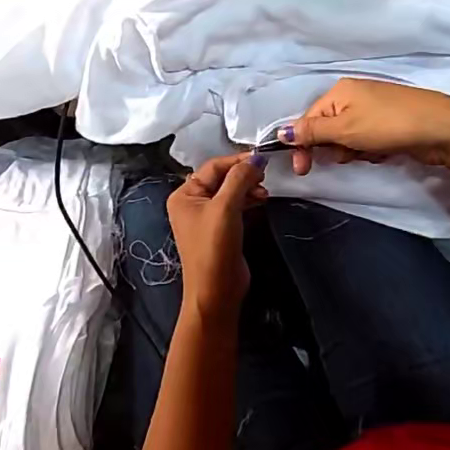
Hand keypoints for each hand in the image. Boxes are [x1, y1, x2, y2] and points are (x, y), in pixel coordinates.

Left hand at [167, 152, 268, 316]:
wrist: (216, 291)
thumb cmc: (214, 247)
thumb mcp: (226, 207)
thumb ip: (239, 179)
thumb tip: (256, 158)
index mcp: (184, 195)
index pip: (212, 167)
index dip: (237, 160)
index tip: (262, 158)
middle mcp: (191, 203)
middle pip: (221, 178)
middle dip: (243, 175)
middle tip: (265, 176)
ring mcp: (205, 217)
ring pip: (229, 192)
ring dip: (247, 188)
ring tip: (265, 192)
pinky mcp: (220, 230)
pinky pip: (234, 206)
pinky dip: (248, 200)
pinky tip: (262, 200)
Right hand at [277, 78, 449, 175]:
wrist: (443, 129)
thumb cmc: (389, 126)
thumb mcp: (344, 130)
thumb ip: (311, 132)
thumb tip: (280, 132)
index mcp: (339, 91)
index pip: (307, 120)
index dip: (302, 145)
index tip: (303, 169)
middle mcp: (353, 95)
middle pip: (326, 128)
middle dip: (331, 147)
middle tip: (345, 157)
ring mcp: (373, 108)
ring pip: (346, 136)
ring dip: (351, 150)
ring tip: (369, 153)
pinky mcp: (388, 122)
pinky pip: (365, 139)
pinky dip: (368, 149)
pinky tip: (382, 153)